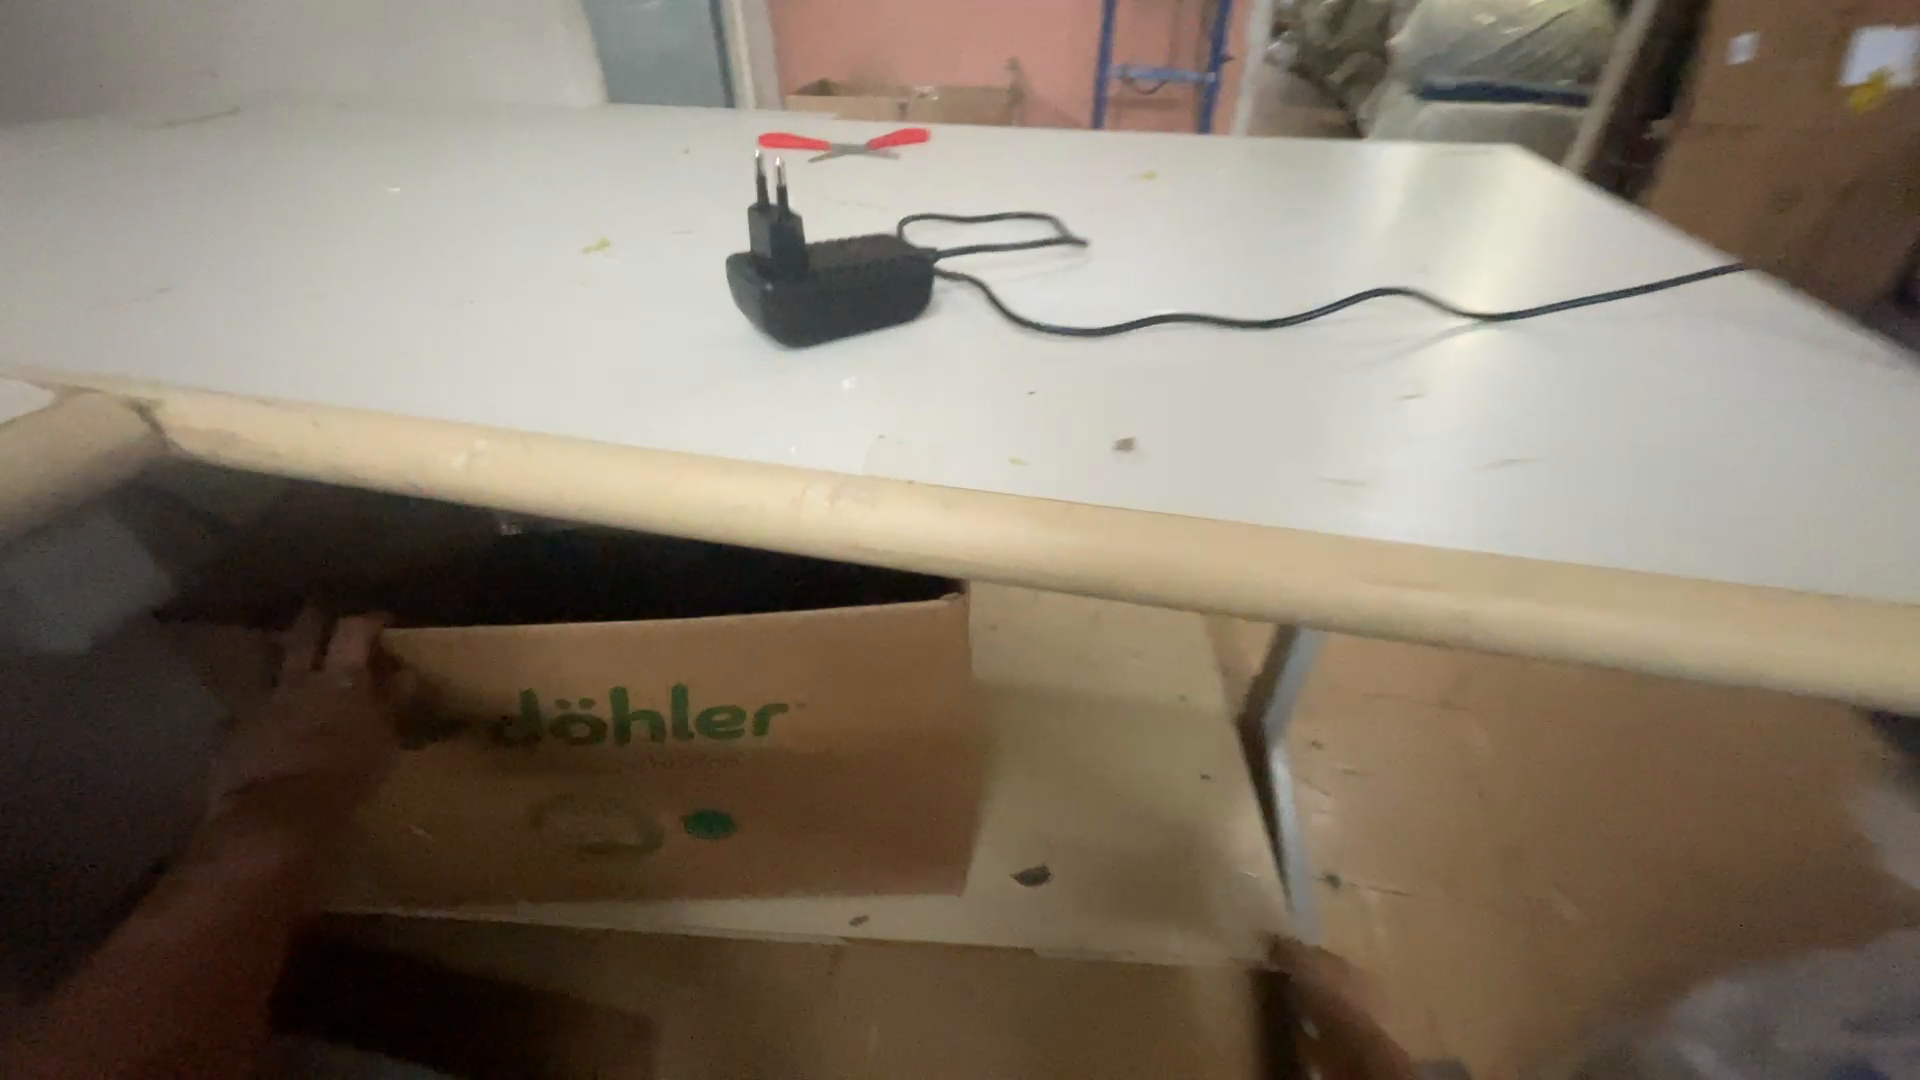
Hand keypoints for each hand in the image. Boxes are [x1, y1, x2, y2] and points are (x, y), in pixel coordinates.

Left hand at [196, 609, 406, 862]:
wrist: (276, 815)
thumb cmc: (348, 773)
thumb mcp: (386, 738)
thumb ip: (393, 702)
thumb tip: (405, 674)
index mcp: (342, 679)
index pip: (355, 630)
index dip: (369, 619)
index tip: (383, 618)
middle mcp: (298, 683)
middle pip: (303, 637)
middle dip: (314, 620)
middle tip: (322, 609)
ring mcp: (259, 707)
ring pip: (267, 670)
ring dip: (279, 661)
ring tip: (287, 659)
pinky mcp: (231, 735)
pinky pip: (244, 715)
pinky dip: (257, 715)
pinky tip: (262, 725)